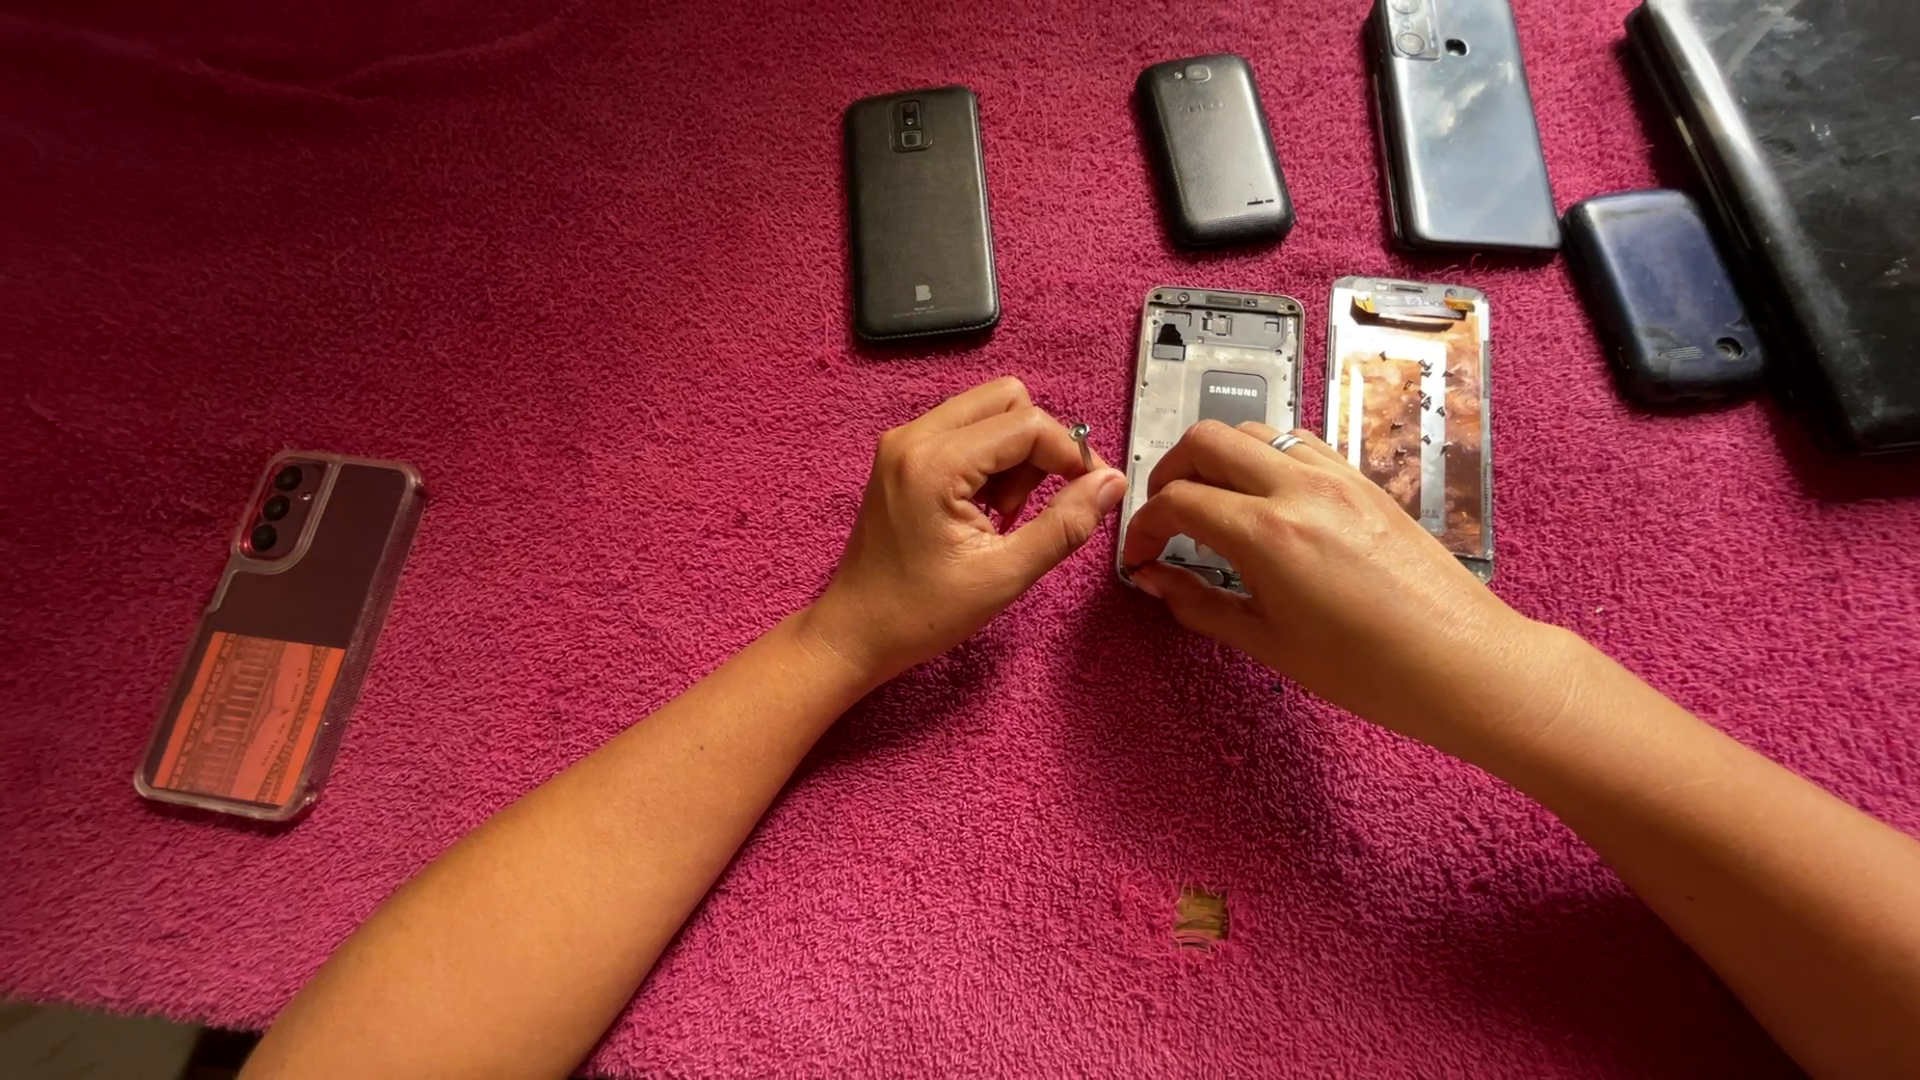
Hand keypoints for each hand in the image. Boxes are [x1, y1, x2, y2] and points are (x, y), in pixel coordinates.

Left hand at [806, 378, 1127, 681]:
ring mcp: (903, 442)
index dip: (1070, 454)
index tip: (1089, 493)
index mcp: (934, 463)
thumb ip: (1065, 525)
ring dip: (1013, 455)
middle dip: (1038, 447)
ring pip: (987, 413)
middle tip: (1034, 505)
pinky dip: (988, 461)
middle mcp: (914, 436)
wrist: (855, 631)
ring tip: (1003, 516)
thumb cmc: (922, 613)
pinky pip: (963, 432)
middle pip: (1007, 400)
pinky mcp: (902, 455)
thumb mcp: (1004, 575)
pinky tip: (983, 511)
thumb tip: (1112, 484)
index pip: (1027, 424)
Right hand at [1123, 420, 1538, 741]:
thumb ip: (1197, 603)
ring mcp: (1334, 476)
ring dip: (1212, 459)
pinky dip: (1258, 458)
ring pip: (1248, 431)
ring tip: (1208, 505)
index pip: (1176, 501)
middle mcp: (1297, 488)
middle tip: (1164, 520)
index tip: (1140, 557)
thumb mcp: (1266, 642)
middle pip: (1203, 441)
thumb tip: (1153, 580)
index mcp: (1267, 534)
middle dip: (1167, 475)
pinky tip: (1259, 499)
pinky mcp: (1360, 479)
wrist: (1463, 664)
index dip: (1142, 528)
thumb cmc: (1367, 668)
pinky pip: (1293, 442)